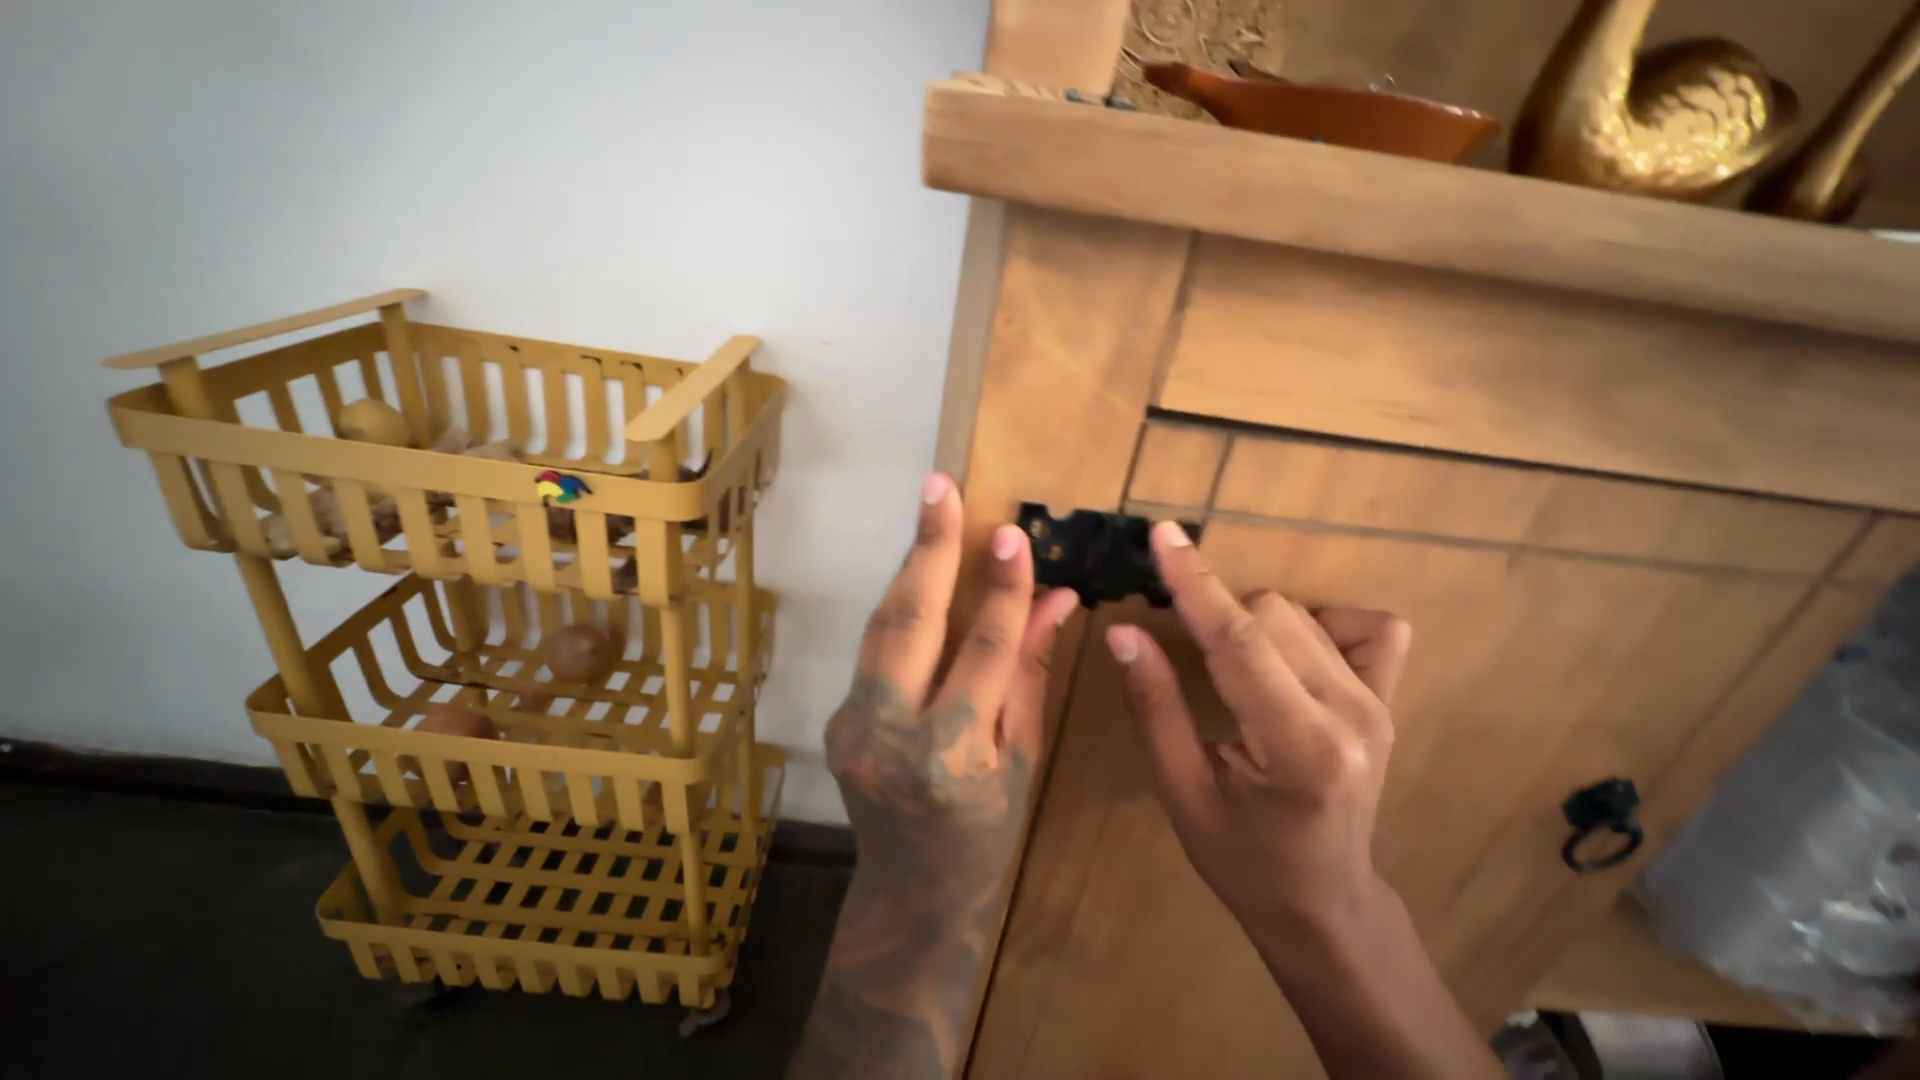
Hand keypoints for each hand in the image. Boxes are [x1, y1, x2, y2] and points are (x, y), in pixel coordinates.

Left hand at [825, 472, 1076, 894]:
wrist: (911, 892)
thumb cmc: (985, 834)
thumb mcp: (1022, 760)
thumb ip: (1031, 674)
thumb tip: (1058, 598)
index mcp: (951, 755)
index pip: (983, 653)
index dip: (1004, 592)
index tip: (1015, 536)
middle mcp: (890, 734)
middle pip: (910, 624)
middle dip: (929, 549)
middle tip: (941, 486)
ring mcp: (853, 726)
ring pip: (882, 627)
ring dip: (911, 567)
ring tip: (932, 509)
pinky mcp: (839, 719)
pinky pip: (875, 650)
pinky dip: (904, 608)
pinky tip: (923, 574)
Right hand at [1107, 521, 1411, 935]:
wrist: (1322, 900)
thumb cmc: (1241, 858)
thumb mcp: (1181, 791)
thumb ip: (1156, 705)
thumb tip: (1125, 631)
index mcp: (1297, 745)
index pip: (1237, 640)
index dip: (1193, 582)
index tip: (1163, 535)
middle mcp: (1350, 714)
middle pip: (1270, 613)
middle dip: (1215, 620)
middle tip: (1189, 661)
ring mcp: (1379, 704)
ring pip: (1303, 614)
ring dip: (1254, 627)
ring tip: (1237, 678)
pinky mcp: (1391, 700)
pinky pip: (1369, 627)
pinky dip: (1323, 624)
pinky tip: (1294, 655)